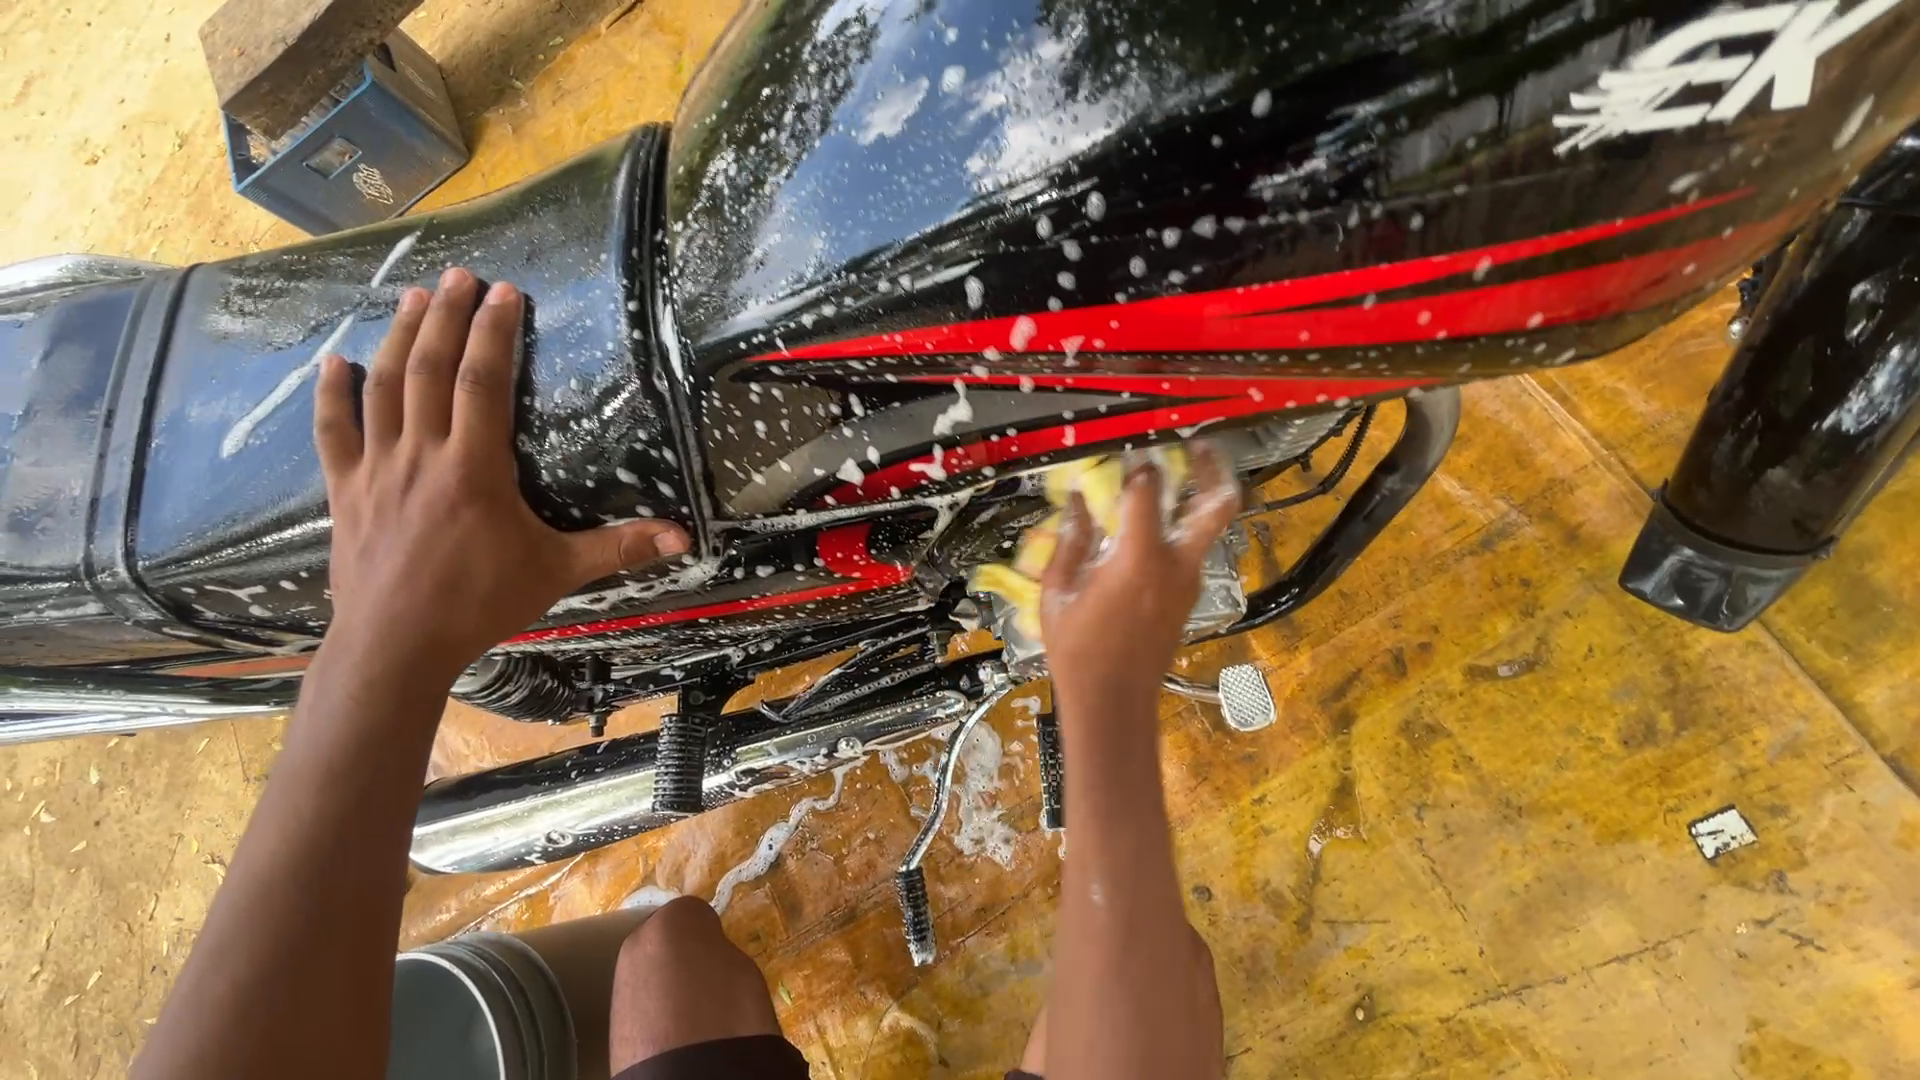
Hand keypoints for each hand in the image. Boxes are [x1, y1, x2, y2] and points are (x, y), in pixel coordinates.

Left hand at [314, 268, 690, 681]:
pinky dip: (335, 393)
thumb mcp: (559, 571)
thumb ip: (619, 547)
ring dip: (398, 337)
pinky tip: (336, 361)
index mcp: (474, 468)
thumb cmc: (482, 603)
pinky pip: (336, 431)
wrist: (396, 645)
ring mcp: (377, 469)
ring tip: (415, 297)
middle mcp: (421, 454)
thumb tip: (683, 536)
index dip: (495, 333)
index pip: (483, 382)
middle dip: (448, 317)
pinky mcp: (348, 490)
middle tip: (461, 275)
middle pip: (429, 369)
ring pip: (383, 388)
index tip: (507, 293)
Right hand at [1039, 445, 1240, 715]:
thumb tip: (1077, 499)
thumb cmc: (1077, 650)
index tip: (1126, 447)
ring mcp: (1189, 582)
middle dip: (1212, 467)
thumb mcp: (1058, 591)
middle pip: (1217, 503)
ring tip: (1166, 485)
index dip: (1137, 462)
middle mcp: (1176, 563)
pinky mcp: (1189, 598)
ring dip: (1195, 500)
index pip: (1148, 490)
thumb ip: (1071, 539)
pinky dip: (1178, 532)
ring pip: (1208, 528)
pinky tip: (1145, 535)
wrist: (1113, 704)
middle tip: (1193, 445)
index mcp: (1139, 557)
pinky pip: (1191, 553)